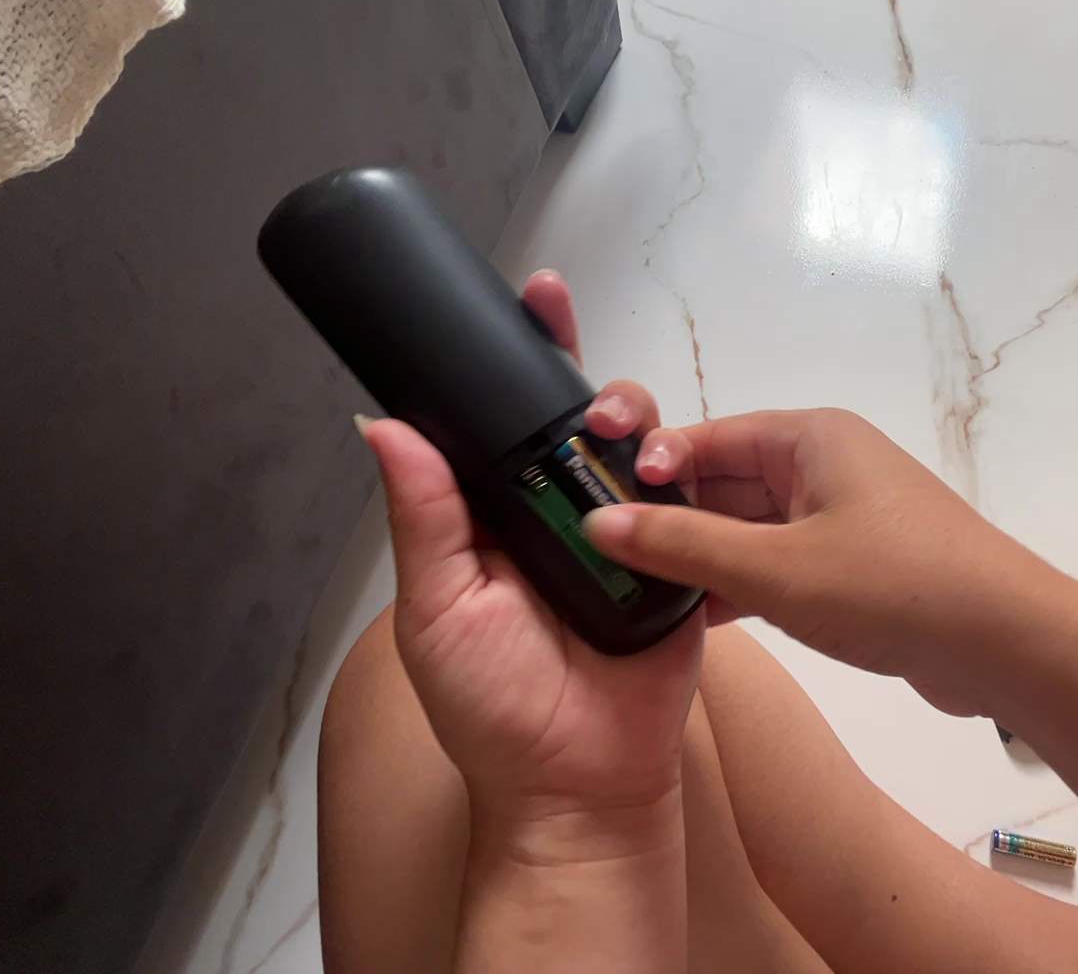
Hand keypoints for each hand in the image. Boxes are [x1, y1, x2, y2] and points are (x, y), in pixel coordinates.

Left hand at [361, 270, 703, 845]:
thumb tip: (383, 426)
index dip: (522, 363)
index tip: (535, 300)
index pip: (513, 425)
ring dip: (641, 425)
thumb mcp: (439, 610)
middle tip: (585, 367)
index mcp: (506, 516)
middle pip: (589, 424)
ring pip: (646, 452)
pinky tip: (689, 455)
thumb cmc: (497, 704)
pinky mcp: (682, 556)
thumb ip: (427, 520)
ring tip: (628, 435)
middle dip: (593, 382)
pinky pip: (692, 501)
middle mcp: (571, 511)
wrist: (586, 777)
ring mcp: (633, 531)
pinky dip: (693, 473)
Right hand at [585, 408, 1073, 713]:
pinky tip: (695, 617)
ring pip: (751, 526)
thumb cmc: (889, 584)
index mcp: (810, 437)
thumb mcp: (776, 568)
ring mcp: (840, 514)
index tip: (599, 503)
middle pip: (728, 481)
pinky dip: (742, 583)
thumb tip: (599, 523)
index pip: (710, 436)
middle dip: (673, 518)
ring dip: (704, 557)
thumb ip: (685, 547)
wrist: (1002, 642)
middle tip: (608, 556)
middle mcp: (823, 464)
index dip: (652, 466)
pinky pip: (779, 560)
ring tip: (638, 591)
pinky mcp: (851, 561)